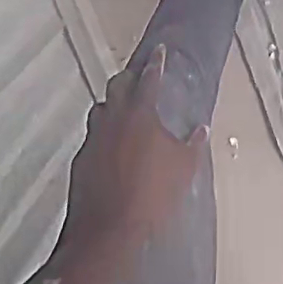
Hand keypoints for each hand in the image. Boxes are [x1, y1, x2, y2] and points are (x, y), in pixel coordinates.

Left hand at [61, 46, 208, 252]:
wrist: (107, 233)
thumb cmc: (151, 195)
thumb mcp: (184, 168)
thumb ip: (193, 144)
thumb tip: (201, 129)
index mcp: (141, 113)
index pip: (149, 77)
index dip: (156, 62)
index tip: (158, 50)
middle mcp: (114, 118)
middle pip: (118, 85)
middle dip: (128, 77)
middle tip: (138, 77)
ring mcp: (94, 138)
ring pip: (101, 109)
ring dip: (111, 105)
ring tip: (122, 110)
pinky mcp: (81, 161)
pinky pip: (92, 137)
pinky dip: (102, 135)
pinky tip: (109, 147)